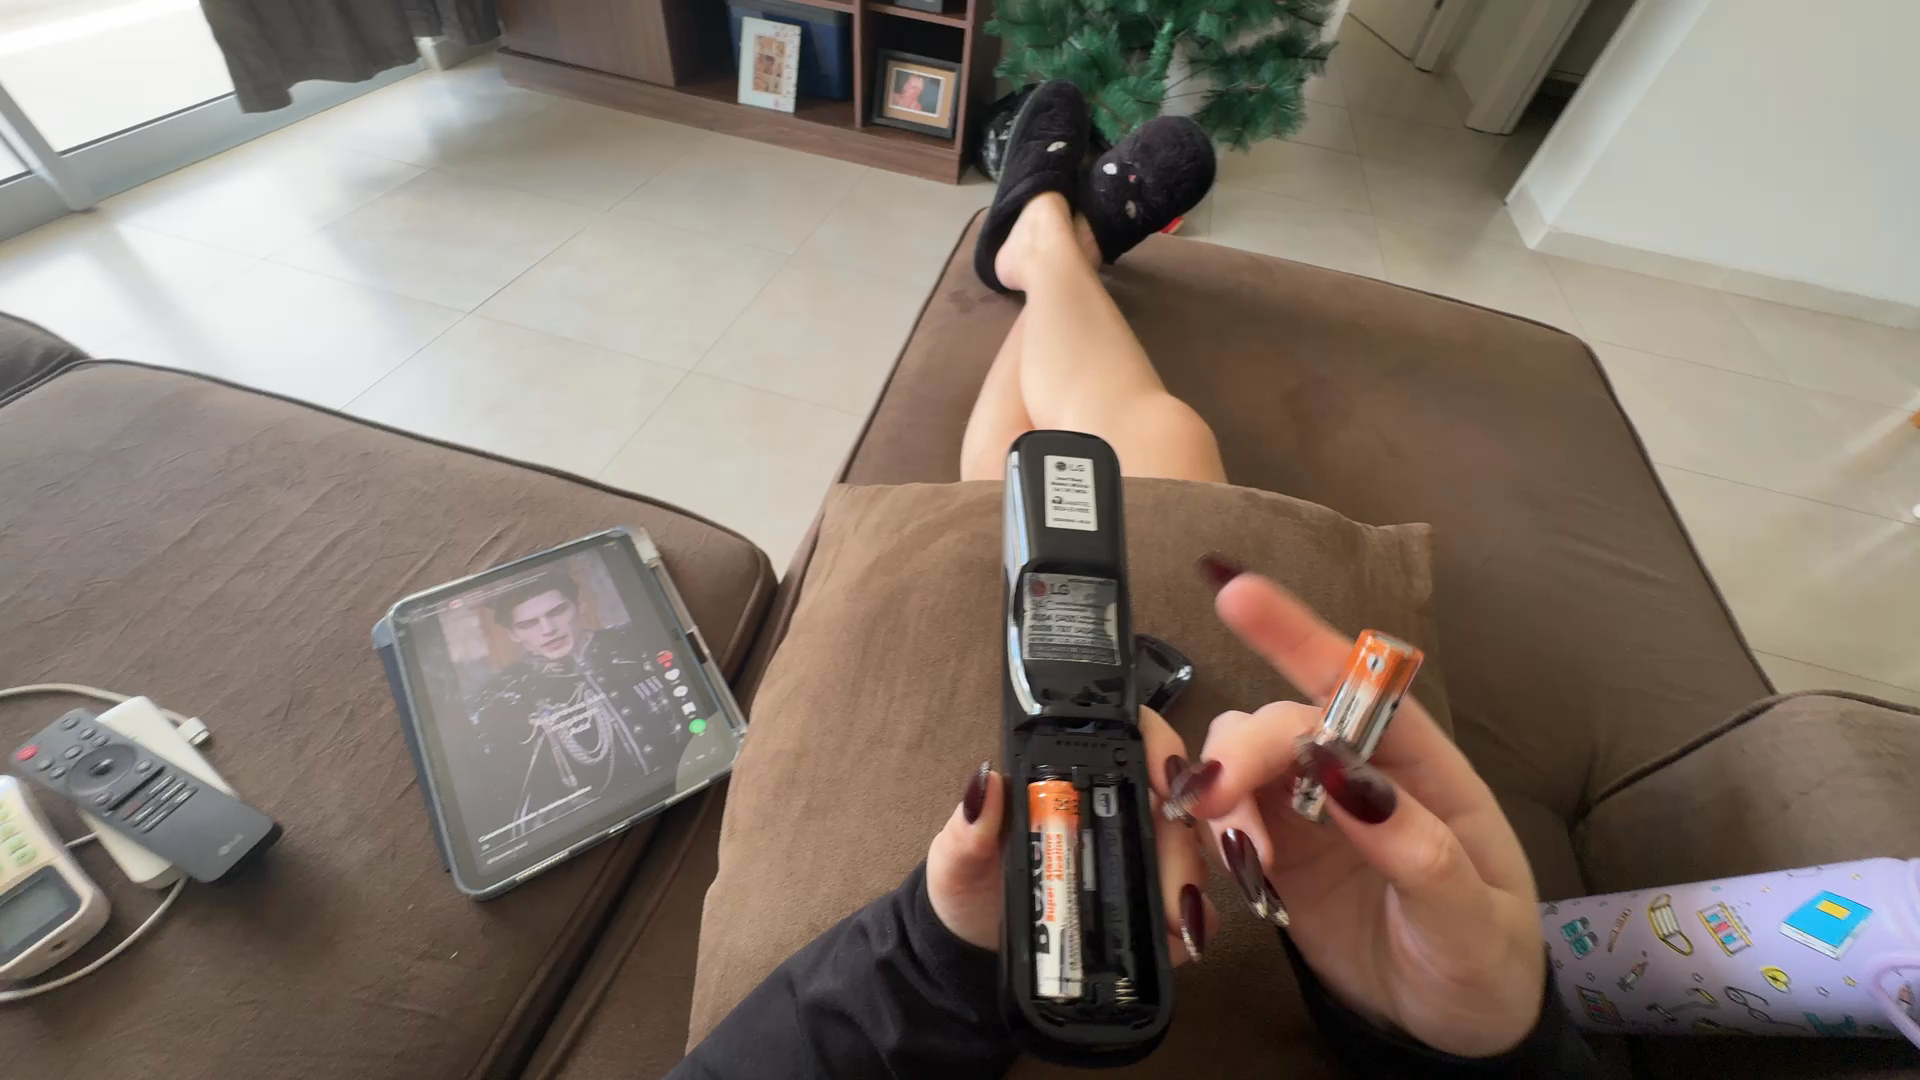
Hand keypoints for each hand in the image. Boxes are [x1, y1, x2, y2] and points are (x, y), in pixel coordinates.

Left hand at [925, 708, 1219, 965]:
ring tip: (1174, 921)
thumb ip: (968, 824)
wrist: (971, 947)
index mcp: (1064, 780)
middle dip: (1179, 837)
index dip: (1157, 745)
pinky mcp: (1140, 900)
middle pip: (1166, 796)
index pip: (1123, 737)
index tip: (1166, 780)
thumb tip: (985, 782)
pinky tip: (1179, 939)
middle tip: (1172, 885)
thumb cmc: (966, 883)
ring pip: (1184, 844)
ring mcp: (1127, 852)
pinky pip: (1186, 902)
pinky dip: (1193, 920)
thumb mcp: (956, 854)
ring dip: (1188, 879)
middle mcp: (1104, 806)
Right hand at [1167, 561, 1543, 1056]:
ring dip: (1221, 791)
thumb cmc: (1477, 962)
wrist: (1437, 1020)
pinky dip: (1208, 826)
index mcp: (1416, 765)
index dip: (1296, 634)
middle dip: (1241, 751)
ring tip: (1238, 857)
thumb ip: (1420, 853)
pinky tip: (1230, 867)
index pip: (1357, 683)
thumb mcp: (1472, 923)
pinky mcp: (1268, 834)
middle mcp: (1352, 766)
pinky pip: (1220, 807)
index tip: (1237, 593)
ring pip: (1237, 755)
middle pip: (1279, 723)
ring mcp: (1304, 799)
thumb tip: (1347, 777)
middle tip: (1213, 804)